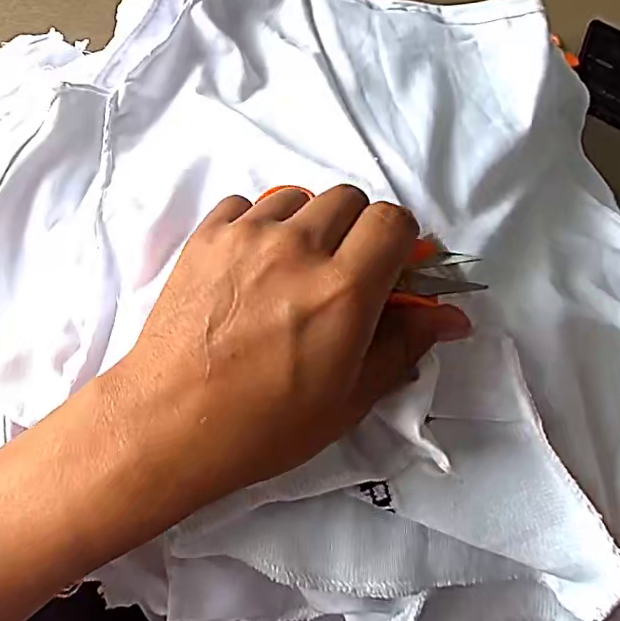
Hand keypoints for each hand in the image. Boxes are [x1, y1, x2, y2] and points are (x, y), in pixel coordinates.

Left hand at [90, 185, 471, 508]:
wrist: (166, 425)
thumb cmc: (266, 424)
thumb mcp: (350, 396)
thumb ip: (406, 342)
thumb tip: (452, 315)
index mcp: (343, 289)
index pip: (394, 219)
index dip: (399, 239)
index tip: (388, 266)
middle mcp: (299, 247)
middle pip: (350, 198)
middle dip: (356, 229)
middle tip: (340, 271)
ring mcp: (248, 235)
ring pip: (301, 196)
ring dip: (308, 223)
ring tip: (291, 267)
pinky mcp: (208, 234)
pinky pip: (249, 204)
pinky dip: (259, 225)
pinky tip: (250, 265)